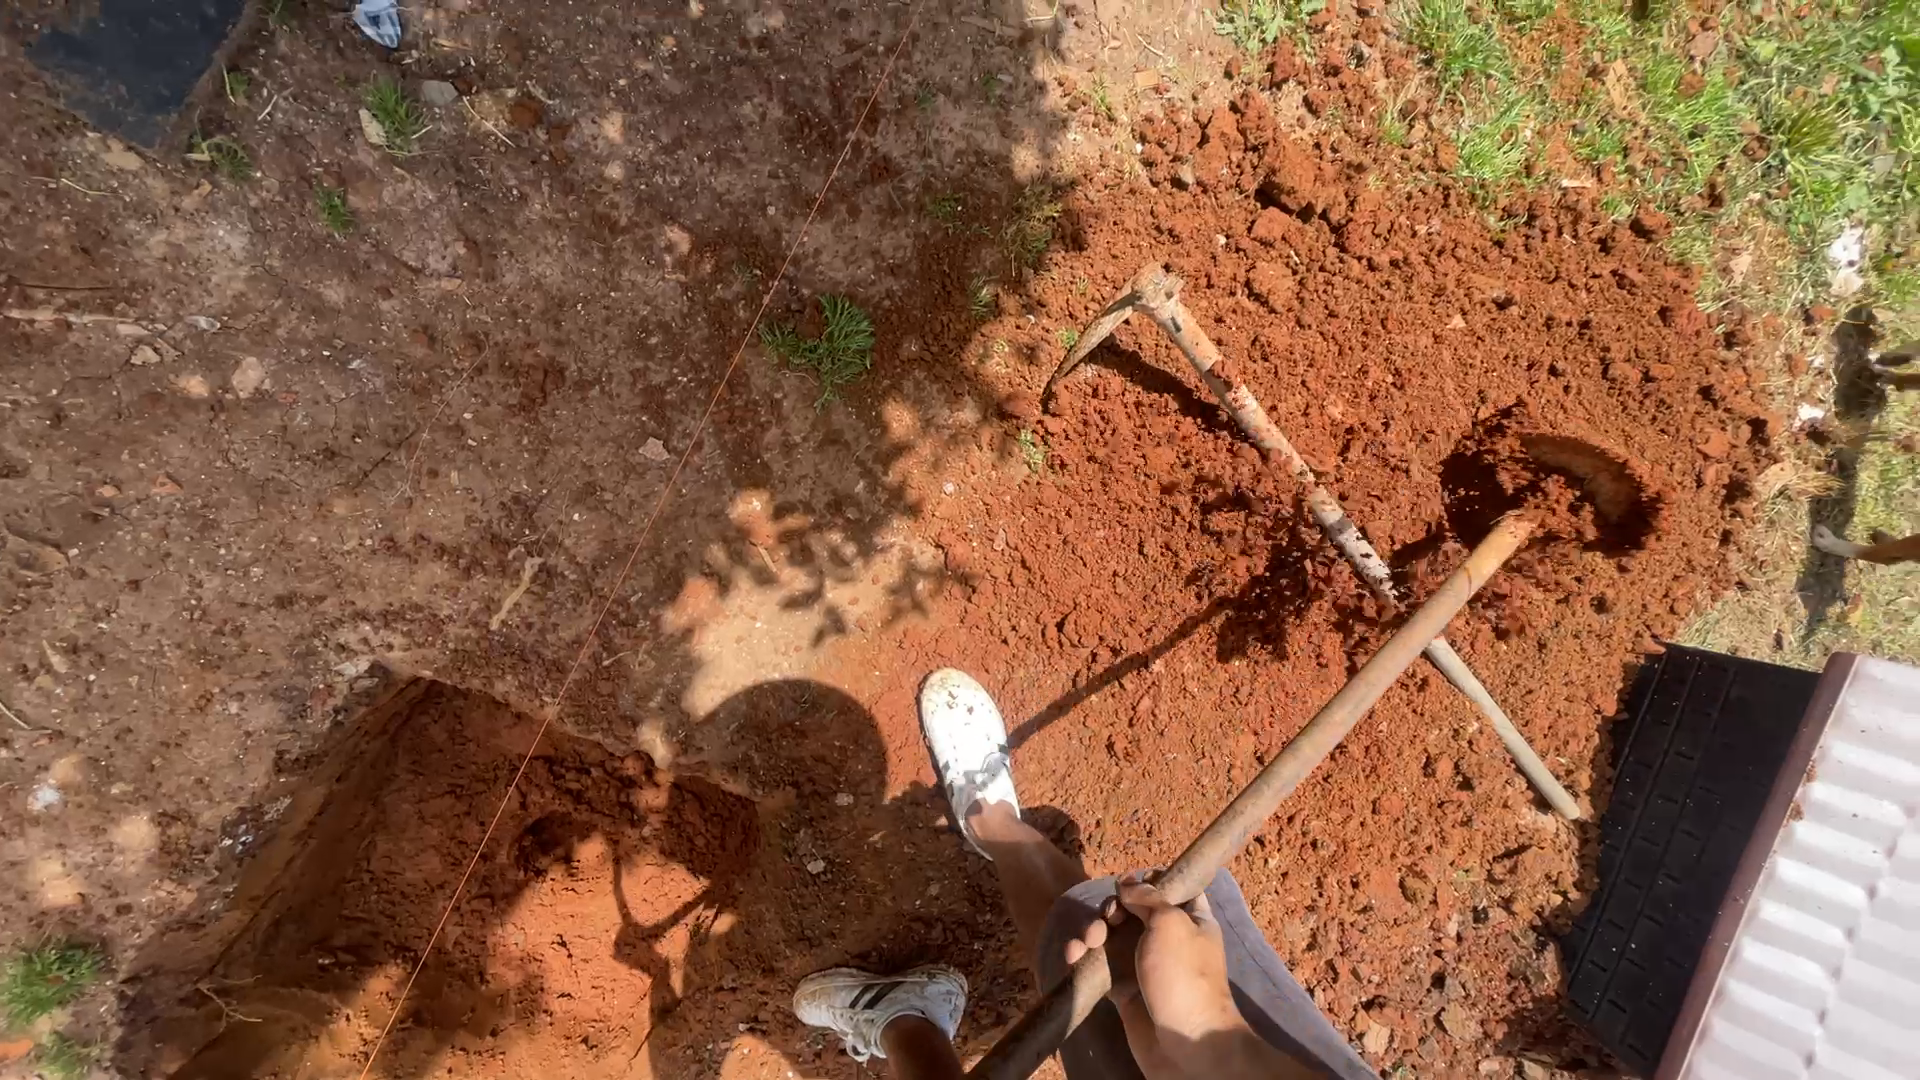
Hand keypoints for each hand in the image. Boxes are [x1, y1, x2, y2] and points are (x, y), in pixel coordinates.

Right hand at [1068, 874, 1314, 1078]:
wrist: (1187, 1044)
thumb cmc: (1183, 975)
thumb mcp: (1170, 922)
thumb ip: (1147, 896)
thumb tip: (1127, 883)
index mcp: (1190, 918)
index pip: (1170, 887)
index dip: (1147, 880)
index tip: (1128, 883)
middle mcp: (1167, 937)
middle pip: (1133, 908)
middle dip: (1112, 908)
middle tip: (1108, 917)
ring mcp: (1145, 962)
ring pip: (1112, 934)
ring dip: (1094, 931)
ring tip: (1087, 941)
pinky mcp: (1125, 987)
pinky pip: (1101, 963)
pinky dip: (1084, 956)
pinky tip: (1072, 956)